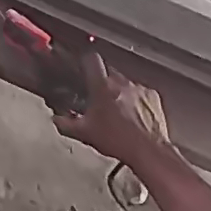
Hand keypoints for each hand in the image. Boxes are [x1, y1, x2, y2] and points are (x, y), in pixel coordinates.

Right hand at [52, 50, 170, 166]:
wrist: (148, 150)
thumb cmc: (119, 140)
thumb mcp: (85, 134)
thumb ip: (66, 124)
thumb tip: (57, 120)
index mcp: (103, 87)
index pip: (91, 60)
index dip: (85, 61)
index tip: (83, 66)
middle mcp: (122, 83)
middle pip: (109, 72)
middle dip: (102, 83)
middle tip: (98, 99)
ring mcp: (139, 89)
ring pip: (125, 83)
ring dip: (120, 93)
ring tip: (117, 113)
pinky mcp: (153, 97)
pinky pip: (141, 92)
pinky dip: (136, 101)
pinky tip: (133, 117)